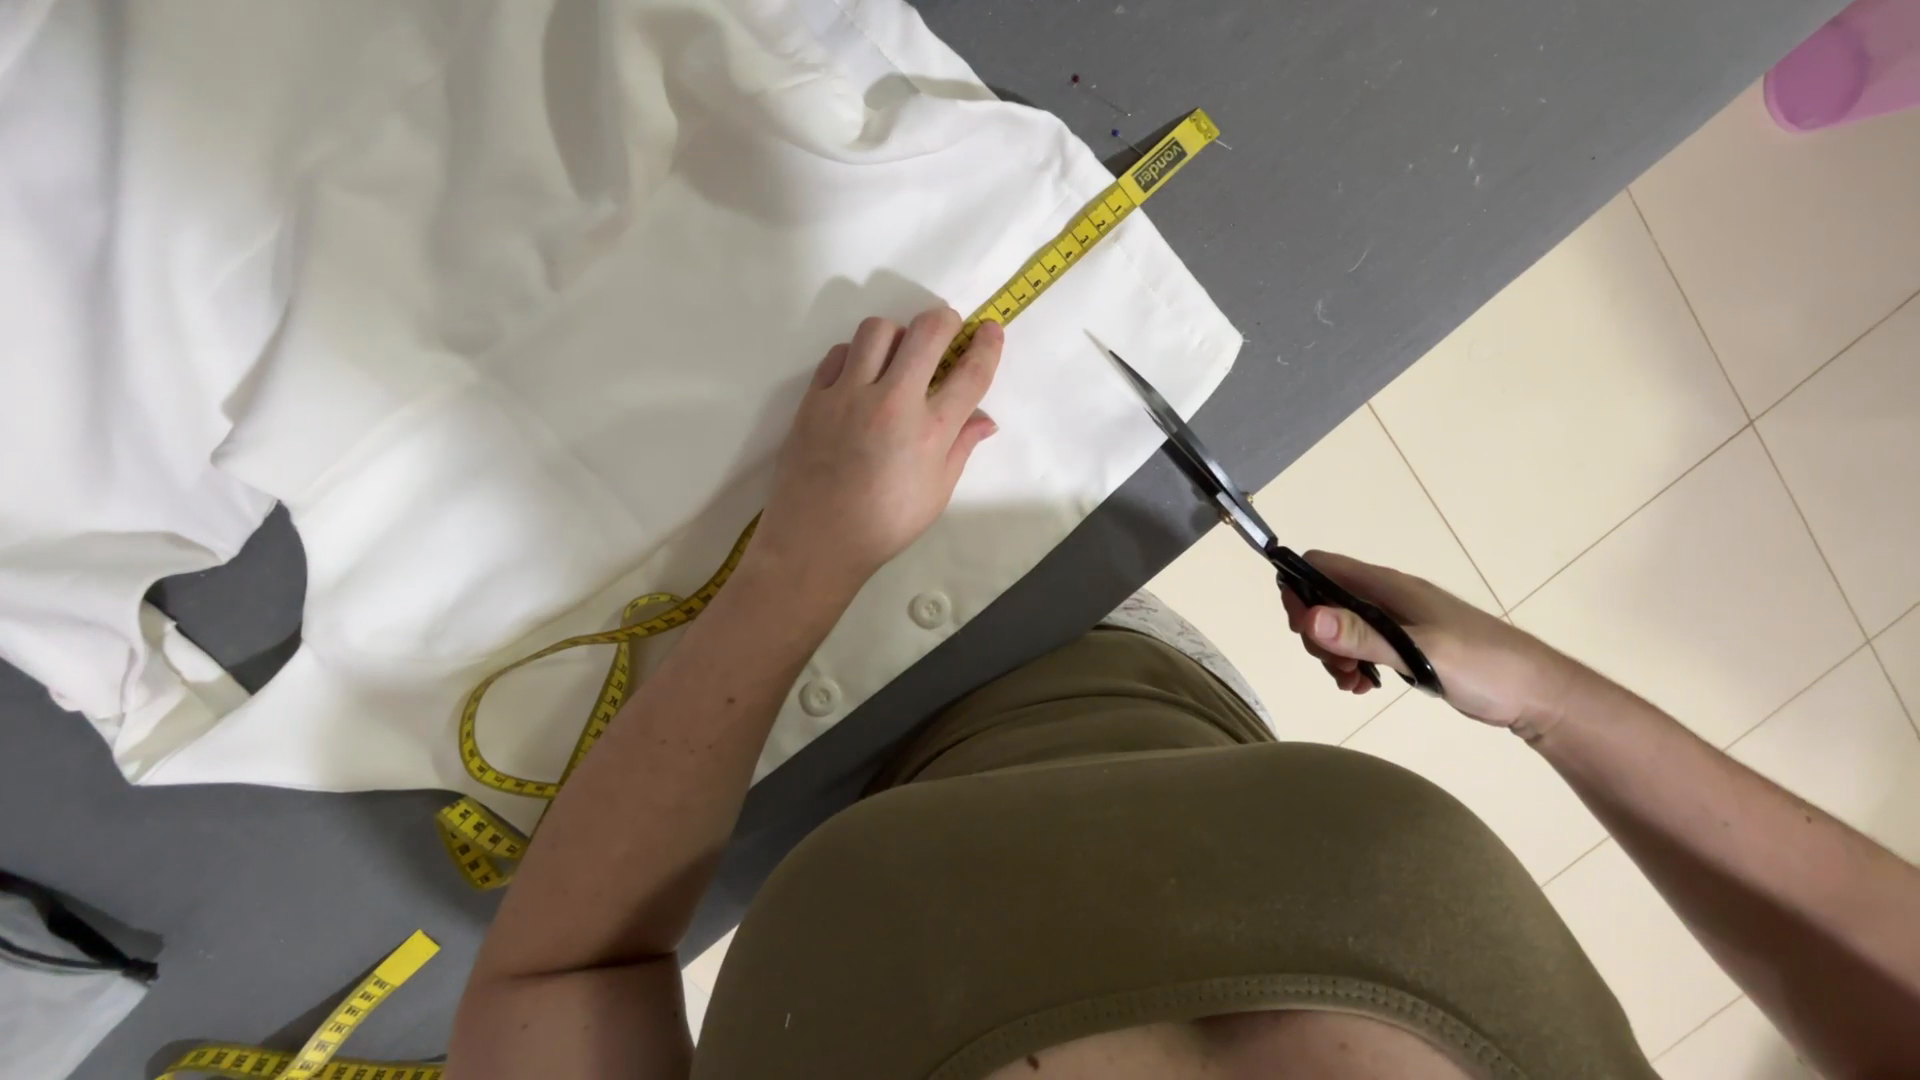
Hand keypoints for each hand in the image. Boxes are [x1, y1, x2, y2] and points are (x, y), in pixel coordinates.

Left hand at [752, 307, 1001, 598]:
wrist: (817, 540)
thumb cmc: (885, 525)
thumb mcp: (936, 493)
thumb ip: (961, 447)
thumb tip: (985, 419)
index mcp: (930, 430)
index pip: (970, 373)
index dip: (987, 345)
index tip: (991, 330)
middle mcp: (892, 402)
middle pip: (927, 332)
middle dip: (945, 321)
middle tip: (946, 331)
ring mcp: (849, 395)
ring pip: (878, 330)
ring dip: (897, 334)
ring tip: (899, 355)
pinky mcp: (814, 397)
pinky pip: (839, 353)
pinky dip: (856, 355)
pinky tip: (861, 375)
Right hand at [1280, 550, 1589, 735]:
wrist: (1540, 695)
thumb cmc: (1485, 666)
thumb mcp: (1420, 651)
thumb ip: (1364, 636)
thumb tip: (1308, 618)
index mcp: (1388, 587)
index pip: (1321, 566)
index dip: (1300, 589)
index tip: (1303, 629)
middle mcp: (1386, 597)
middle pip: (1323, 600)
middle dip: (1316, 633)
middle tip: (1335, 665)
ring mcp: (1395, 621)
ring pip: (1338, 627)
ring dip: (1332, 653)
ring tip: (1352, 682)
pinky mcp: (1404, 645)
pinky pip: (1359, 646)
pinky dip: (1351, 664)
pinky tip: (1363, 687)